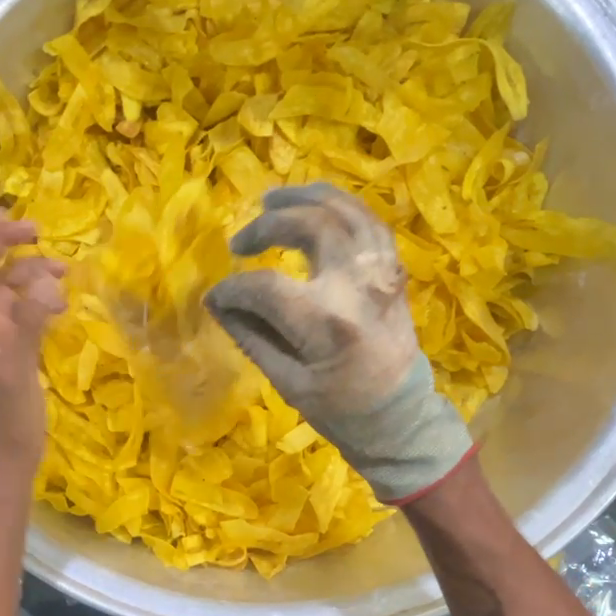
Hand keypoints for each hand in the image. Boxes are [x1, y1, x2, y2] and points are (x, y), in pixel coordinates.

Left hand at [0, 210, 67, 475]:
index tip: (14, 223)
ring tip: (62, 270)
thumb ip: (27, 324)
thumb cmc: (6, 418)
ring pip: (8, 289)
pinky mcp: (16, 350)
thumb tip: (48, 284)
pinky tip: (63, 302)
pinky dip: (41, 298)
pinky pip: (24, 311)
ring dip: (30, 272)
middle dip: (6, 247)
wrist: (9, 458)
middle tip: (40, 234)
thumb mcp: (15, 370)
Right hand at [204, 183, 474, 502]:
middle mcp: (358, 286)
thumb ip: (251, 336)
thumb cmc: (340, 409)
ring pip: (345, 211)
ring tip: (271, 201)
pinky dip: (339, 207)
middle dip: (267, 227)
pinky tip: (313, 207)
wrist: (400, 417)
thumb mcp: (287, 383)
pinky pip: (368, 221)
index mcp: (327, 323)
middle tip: (240, 242)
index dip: (233, 288)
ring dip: (305, 199)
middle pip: (310, 227)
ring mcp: (382, 272)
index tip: (216, 297)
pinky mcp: (393, 270)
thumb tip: (218, 302)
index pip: (266, 287)